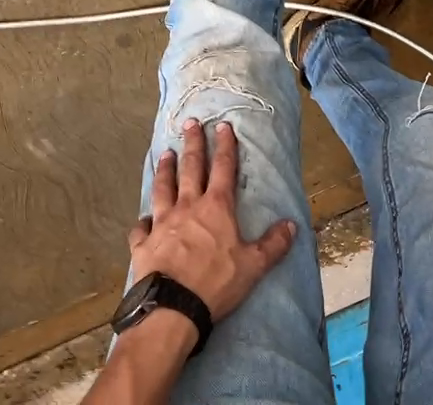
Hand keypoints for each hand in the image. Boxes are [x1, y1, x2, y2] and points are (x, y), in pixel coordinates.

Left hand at [128, 118, 297, 322]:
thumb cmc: (215, 283)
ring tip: (165, 155)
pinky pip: (141, 228)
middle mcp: (188, 207)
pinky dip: (142, 222)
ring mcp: (162, 224)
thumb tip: (292, 225)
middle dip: (193, 144)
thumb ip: (273, 244)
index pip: (223, 168)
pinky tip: (142, 219)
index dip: (225, 146)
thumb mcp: (253, 265)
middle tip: (190, 123)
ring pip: (163, 189)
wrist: (172, 308)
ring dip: (165, 171)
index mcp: (216, 207)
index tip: (223, 126)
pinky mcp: (143, 244)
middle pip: (191, 169)